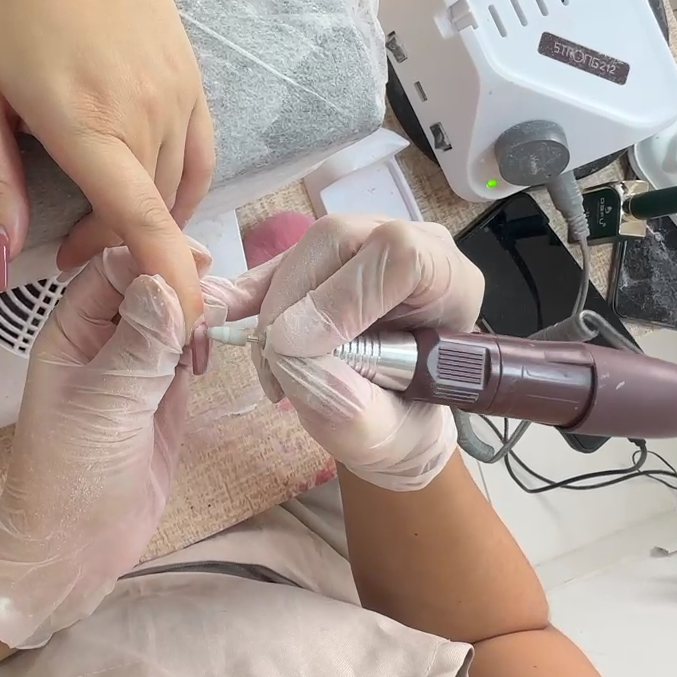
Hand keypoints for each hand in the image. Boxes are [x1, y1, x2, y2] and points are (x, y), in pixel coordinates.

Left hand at [0, 0, 214, 321]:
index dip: (163, 282)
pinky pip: (201, 158)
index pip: (141, 222)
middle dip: (112, 249)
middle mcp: (147, 116)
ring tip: (98, 216)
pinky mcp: (194, 83)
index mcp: (88, 125)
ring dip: (142, 221)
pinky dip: (182, 192)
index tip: (173, 327)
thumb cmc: (5, 13)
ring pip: (177, 191)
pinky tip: (155, 199)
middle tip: (66, 247)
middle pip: (149, 216)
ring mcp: (179, 97)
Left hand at [0, 244, 205, 648]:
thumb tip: (169, 280)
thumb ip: (140, 344)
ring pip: (172, 320)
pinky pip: (185, 355)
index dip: (152, 259)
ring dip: (197, 318)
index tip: (199, 267)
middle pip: (148, 288)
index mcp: (71, 329)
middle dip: (183, 287)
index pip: (113, 268)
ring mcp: (135, 368)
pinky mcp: (162, 396)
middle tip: (218, 303)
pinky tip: (212, 354)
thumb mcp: (106, 403)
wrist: (76, 547)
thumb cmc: (73, 472)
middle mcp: (103, 339)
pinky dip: (202, 348)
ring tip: (219, 330)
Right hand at [208, 215, 484, 490]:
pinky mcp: (321, 256)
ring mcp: (363, 243)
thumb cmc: (400, 427)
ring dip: (269, 307)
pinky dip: (245, 293)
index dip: (341, 298)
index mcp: (450, 285)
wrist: (389, 421)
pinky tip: (226, 316)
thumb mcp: (383, 437)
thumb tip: (288, 351)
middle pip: (337, 239)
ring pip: (302, 249)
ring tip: (270, 367)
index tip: (296, 349)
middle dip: (290, 300)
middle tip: (272, 360)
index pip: (399, 257)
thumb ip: (347, 405)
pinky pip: (274, 263)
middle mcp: (410, 246)